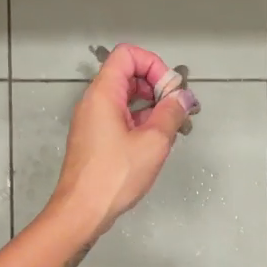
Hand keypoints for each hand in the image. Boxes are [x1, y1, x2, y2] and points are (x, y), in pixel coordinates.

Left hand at [46, 43, 199, 239]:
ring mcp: (93, 121)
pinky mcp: (95, 139)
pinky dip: (141, 122)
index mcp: (104, 93)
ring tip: (172, 129)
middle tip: (177, 111)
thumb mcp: (153, 142)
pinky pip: (120, 118)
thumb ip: (171, 113)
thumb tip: (184, 97)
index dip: (154, 65)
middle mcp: (94, 102)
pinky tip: (156, 143)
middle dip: (157, 87)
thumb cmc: (116, 174)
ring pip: (126, 98)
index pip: (128, 55)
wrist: (82, 211)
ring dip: (152, 107)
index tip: (170, 91)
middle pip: (128, 75)